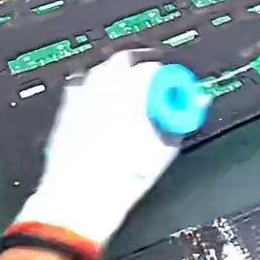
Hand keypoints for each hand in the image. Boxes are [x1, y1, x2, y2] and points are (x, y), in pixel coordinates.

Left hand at [12, 51, 186, 250]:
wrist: (81, 198)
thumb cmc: (121, 176)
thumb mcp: (163, 148)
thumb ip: (179, 118)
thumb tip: (194, 103)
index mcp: (130, 91)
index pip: (152, 67)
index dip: (165, 77)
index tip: (170, 90)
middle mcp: (103, 88)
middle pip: (123, 61)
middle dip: (138, 70)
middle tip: (149, 90)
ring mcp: (80, 97)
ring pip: (99, 70)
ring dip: (113, 77)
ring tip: (124, 98)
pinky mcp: (64, 110)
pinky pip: (78, 88)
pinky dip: (90, 91)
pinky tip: (97, 108)